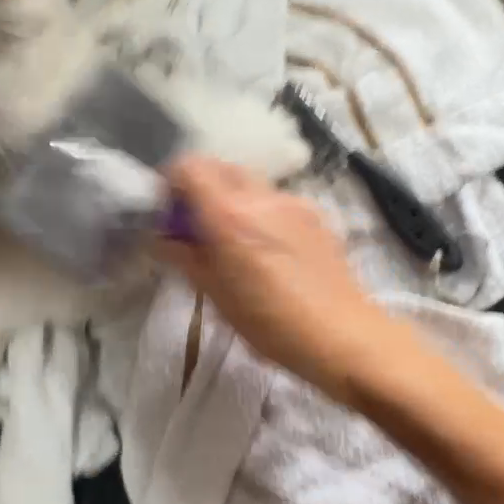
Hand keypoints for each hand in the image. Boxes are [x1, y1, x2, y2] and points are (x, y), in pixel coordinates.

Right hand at [156, 157, 415, 402]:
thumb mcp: (216, 296)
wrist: (342, 336)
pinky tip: (267, 251)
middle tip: (195, 227)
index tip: (169, 212)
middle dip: (201, 189)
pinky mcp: (316, 215)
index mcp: (229, 215)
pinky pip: (276, 201)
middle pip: (220, 167)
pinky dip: (260, 212)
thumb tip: (162, 238)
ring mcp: (293, 203)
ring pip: (250, 183)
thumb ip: (185, 258)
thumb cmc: (271, 325)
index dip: (171, 182)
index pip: (189, 166)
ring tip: (232, 242)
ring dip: (231, 200)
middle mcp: (261, 197)